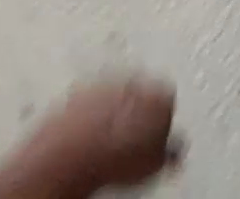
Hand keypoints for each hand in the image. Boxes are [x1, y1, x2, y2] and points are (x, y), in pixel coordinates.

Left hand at [0, 77, 182, 198]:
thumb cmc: (113, 154)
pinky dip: (90, 114)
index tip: (159, 138)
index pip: (167, 98)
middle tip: (135, 138)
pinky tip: (89, 138)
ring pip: (113, 95)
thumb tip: (169, 149)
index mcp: (155, 87)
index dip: (163, 123)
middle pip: (138, 92)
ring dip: (113, 112)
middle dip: (136, 112)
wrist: (71, 153)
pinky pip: (88, 101)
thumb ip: (166, 148)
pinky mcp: (74, 91)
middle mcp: (128, 77)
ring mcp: (99, 82)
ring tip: (110, 142)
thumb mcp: (154, 161)